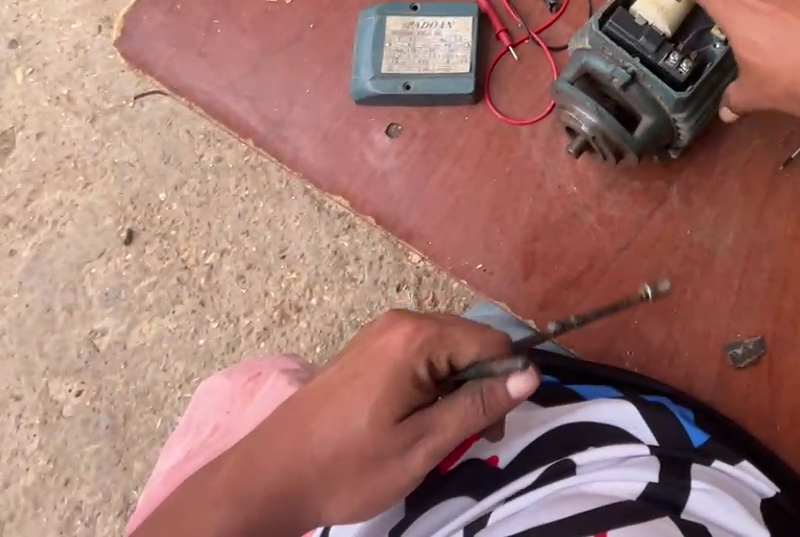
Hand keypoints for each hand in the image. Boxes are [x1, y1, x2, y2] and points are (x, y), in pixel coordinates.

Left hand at [142, 311, 538, 536]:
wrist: (269, 478)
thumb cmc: (347, 468)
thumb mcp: (422, 445)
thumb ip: (478, 405)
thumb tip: (530, 374)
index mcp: (417, 337)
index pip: (491, 342)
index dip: (506, 381)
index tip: (495, 428)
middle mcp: (403, 320)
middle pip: (470, 342)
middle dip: (480, 385)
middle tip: (468, 439)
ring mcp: (383, 330)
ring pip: (448, 349)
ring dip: (456, 387)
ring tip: (440, 434)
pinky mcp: (371, 346)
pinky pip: (422, 353)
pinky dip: (433, 383)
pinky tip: (418, 419)